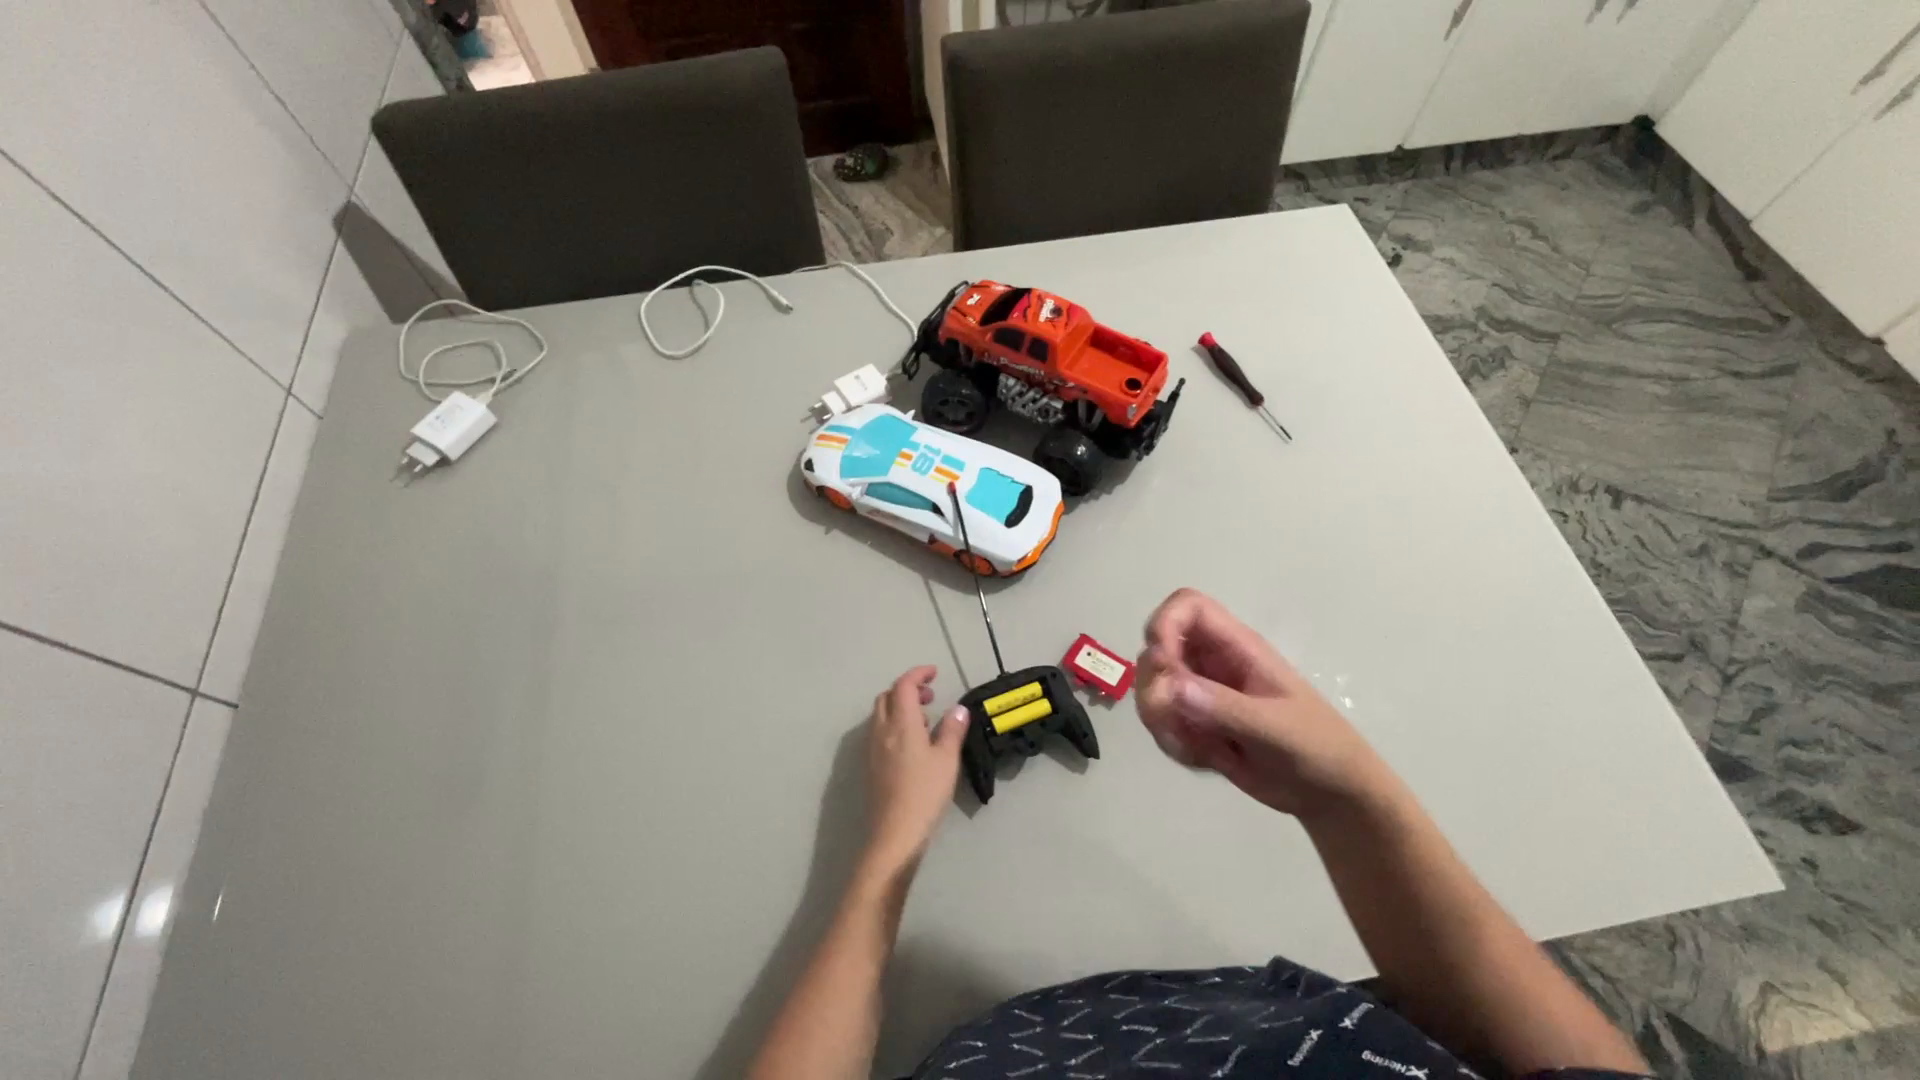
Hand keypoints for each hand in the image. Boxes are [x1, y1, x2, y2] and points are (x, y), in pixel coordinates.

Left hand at [863, 666, 967, 869]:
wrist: (894, 833)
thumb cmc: (925, 793)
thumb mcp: (947, 760)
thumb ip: (952, 730)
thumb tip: (959, 709)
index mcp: (901, 723)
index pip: (904, 686)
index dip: (918, 674)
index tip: (935, 673)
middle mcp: (881, 730)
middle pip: (887, 696)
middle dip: (907, 689)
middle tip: (931, 697)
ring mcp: (872, 748)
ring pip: (881, 714)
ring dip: (900, 707)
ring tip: (926, 722)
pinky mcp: (871, 765)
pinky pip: (880, 732)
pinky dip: (895, 725)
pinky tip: (913, 745)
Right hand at [1136, 589, 1392, 817]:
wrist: (1330, 793)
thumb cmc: (1316, 746)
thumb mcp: (1275, 727)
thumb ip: (1224, 707)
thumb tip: (1170, 686)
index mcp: (1238, 647)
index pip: (1188, 607)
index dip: (1164, 624)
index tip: (1164, 664)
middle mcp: (1212, 664)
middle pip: (1157, 650)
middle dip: (1155, 685)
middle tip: (1175, 719)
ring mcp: (1201, 695)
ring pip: (1153, 689)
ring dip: (1163, 721)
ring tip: (1200, 749)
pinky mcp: (1196, 725)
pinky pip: (1163, 724)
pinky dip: (1174, 744)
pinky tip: (1209, 760)